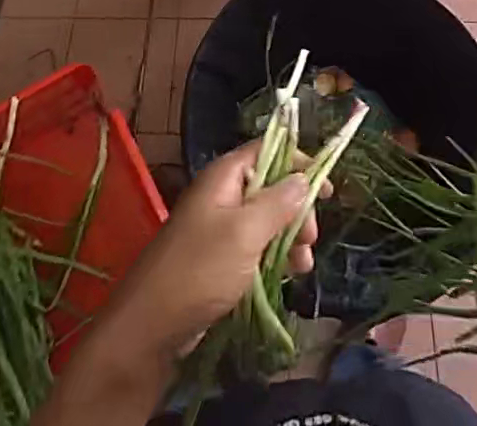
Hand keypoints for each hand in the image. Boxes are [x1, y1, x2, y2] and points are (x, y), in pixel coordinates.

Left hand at [101, 140, 318, 357]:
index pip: (267, 149)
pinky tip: (290, 274)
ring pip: (267, 218)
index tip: (326, 189)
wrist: (151, 327)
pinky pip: (256, 245)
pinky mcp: (219, 256)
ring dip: (290, 236)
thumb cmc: (200, 270)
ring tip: (303, 264)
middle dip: (297, 208)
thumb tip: (303, 179)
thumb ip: (278, 202)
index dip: (298, 163)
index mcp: (224, 176)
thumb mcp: (245, 232)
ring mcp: (220, 226)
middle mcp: (222, 194)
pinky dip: (275, 255)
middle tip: (311, 237)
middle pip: (271, 185)